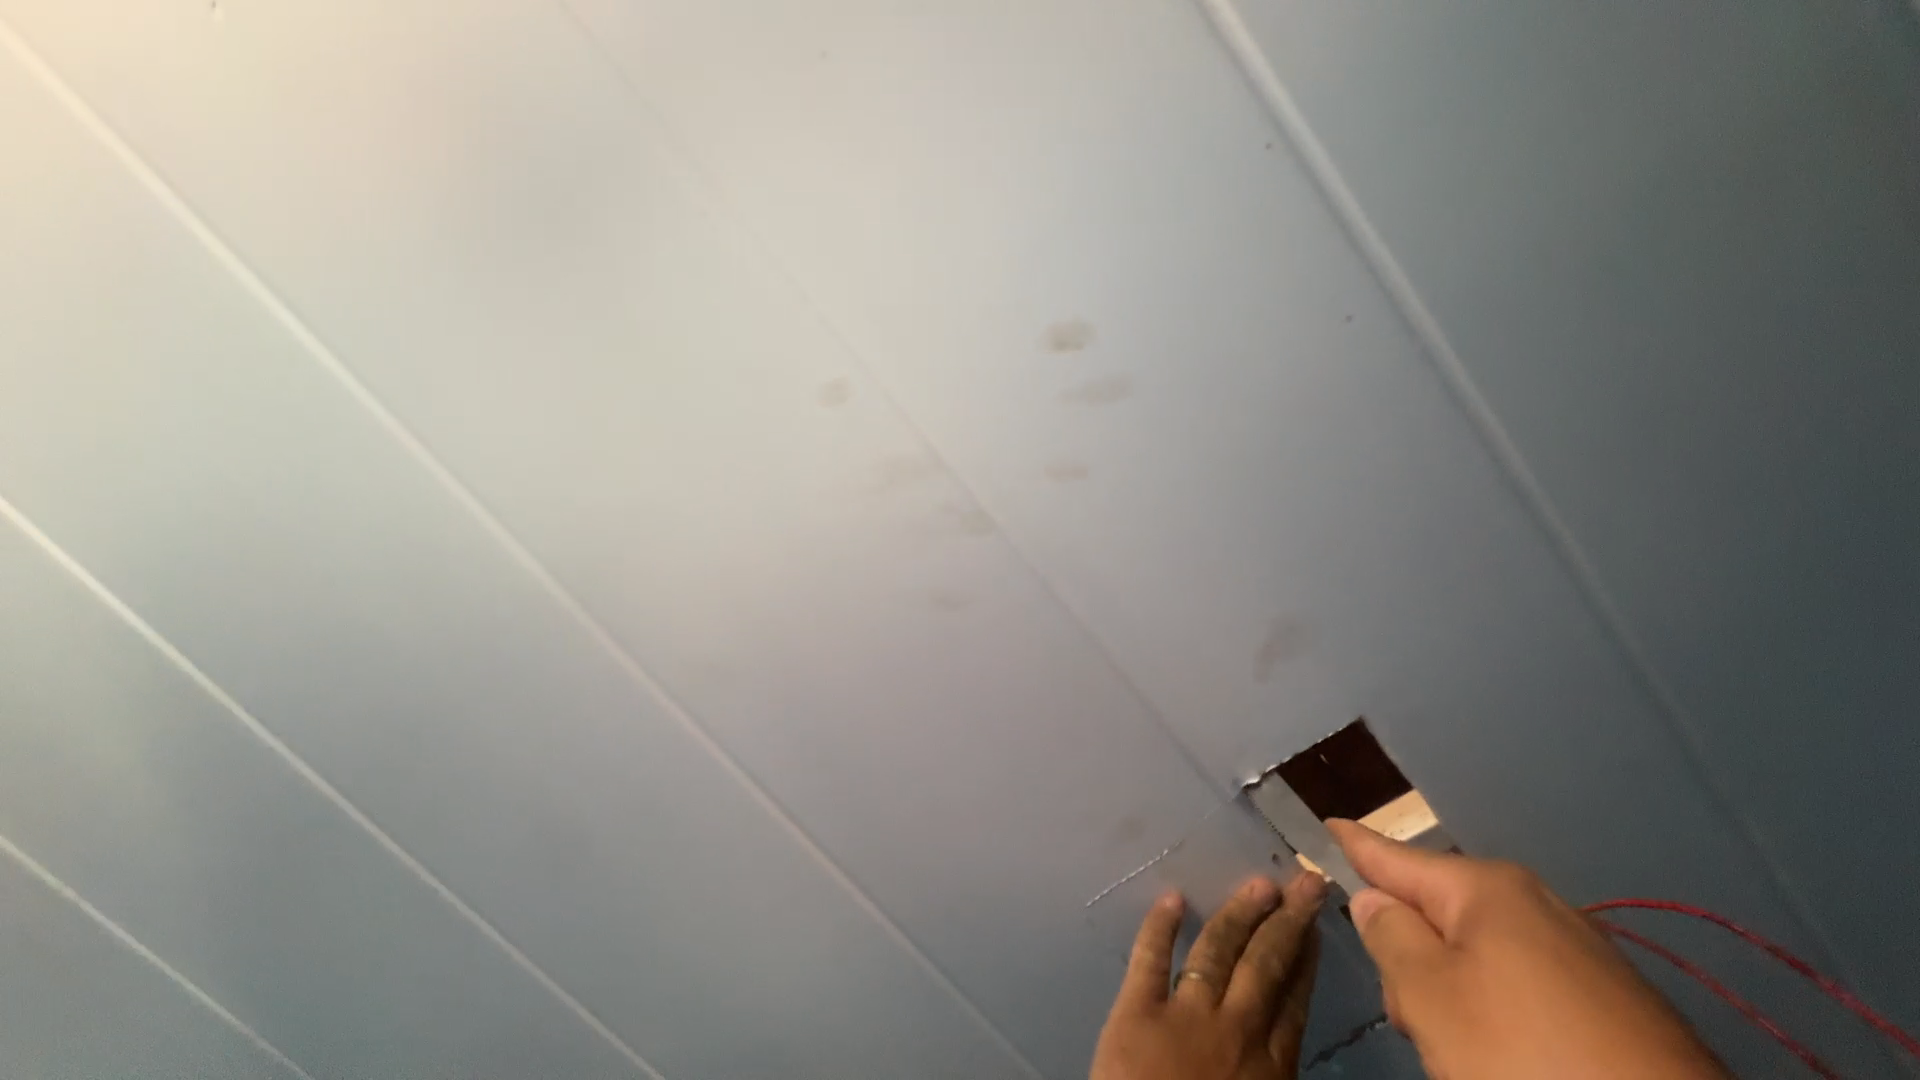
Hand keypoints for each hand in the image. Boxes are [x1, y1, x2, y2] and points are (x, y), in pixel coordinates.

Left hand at [1091, 873, 1326, 1079]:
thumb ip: (1276, 1073)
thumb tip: (1289, 1040)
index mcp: (1269, 1068)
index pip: (1293, 999)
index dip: (1306, 957)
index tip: (1317, 924)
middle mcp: (1234, 1032)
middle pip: (1265, 964)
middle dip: (1288, 920)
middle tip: (1306, 880)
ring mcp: (1185, 1017)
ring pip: (1218, 952)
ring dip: (1239, 914)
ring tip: (1259, 882)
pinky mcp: (1136, 1012)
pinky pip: (1151, 959)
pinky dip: (1160, 926)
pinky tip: (1173, 898)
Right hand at [1327, 819, 1729, 1079]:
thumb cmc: (1525, 1055)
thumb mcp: (1429, 996)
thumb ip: (1389, 937)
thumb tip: (1376, 899)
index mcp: (1485, 889)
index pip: (1394, 854)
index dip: (1352, 843)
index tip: (1323, 823)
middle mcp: (1534, 903)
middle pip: (1436, 907)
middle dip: (1408, 949)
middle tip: (1407, 1012)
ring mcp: (1579, 950)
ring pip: (1477, 951)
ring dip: (1450, 988)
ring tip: (1461, 1050)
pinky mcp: (1610, 999)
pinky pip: (1522, 983)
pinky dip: (1496, 1010)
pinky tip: (1508, 1057)